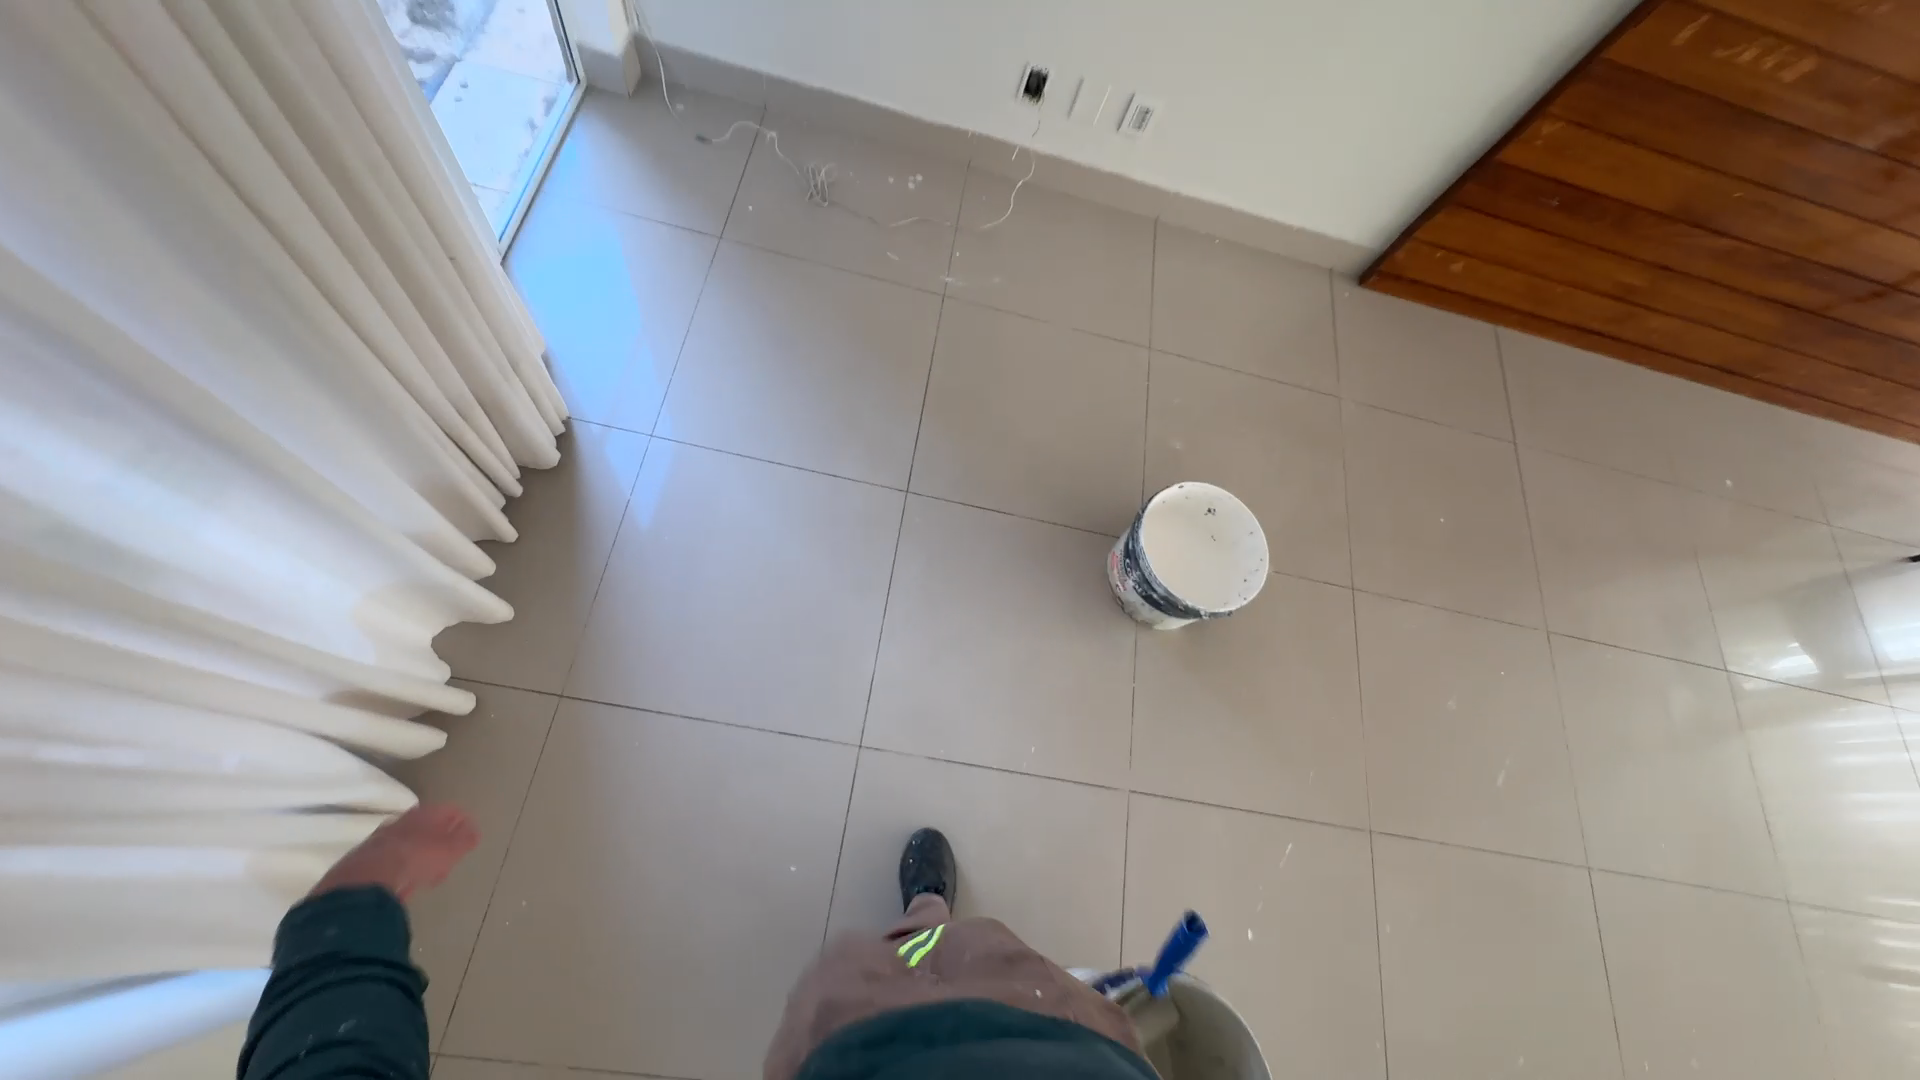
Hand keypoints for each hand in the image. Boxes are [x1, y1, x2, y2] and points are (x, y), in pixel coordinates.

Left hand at [310, 803, 478, 901]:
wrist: (365, 879)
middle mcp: (403, 819)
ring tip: (425, 877)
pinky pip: (390, 860)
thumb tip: (474, 832)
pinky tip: (402, 885)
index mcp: (426, 812)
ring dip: (419, 858)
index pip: (452, 811)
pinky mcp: (364, 857)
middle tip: (447, 862)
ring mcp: (381, 837)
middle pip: (428, 827)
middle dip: (440, 844)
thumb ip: (465, 839)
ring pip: (408, 844)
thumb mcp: (451, 850)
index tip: (468, 842)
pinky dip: (400, 869)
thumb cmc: (418, 858)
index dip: (463, 825)